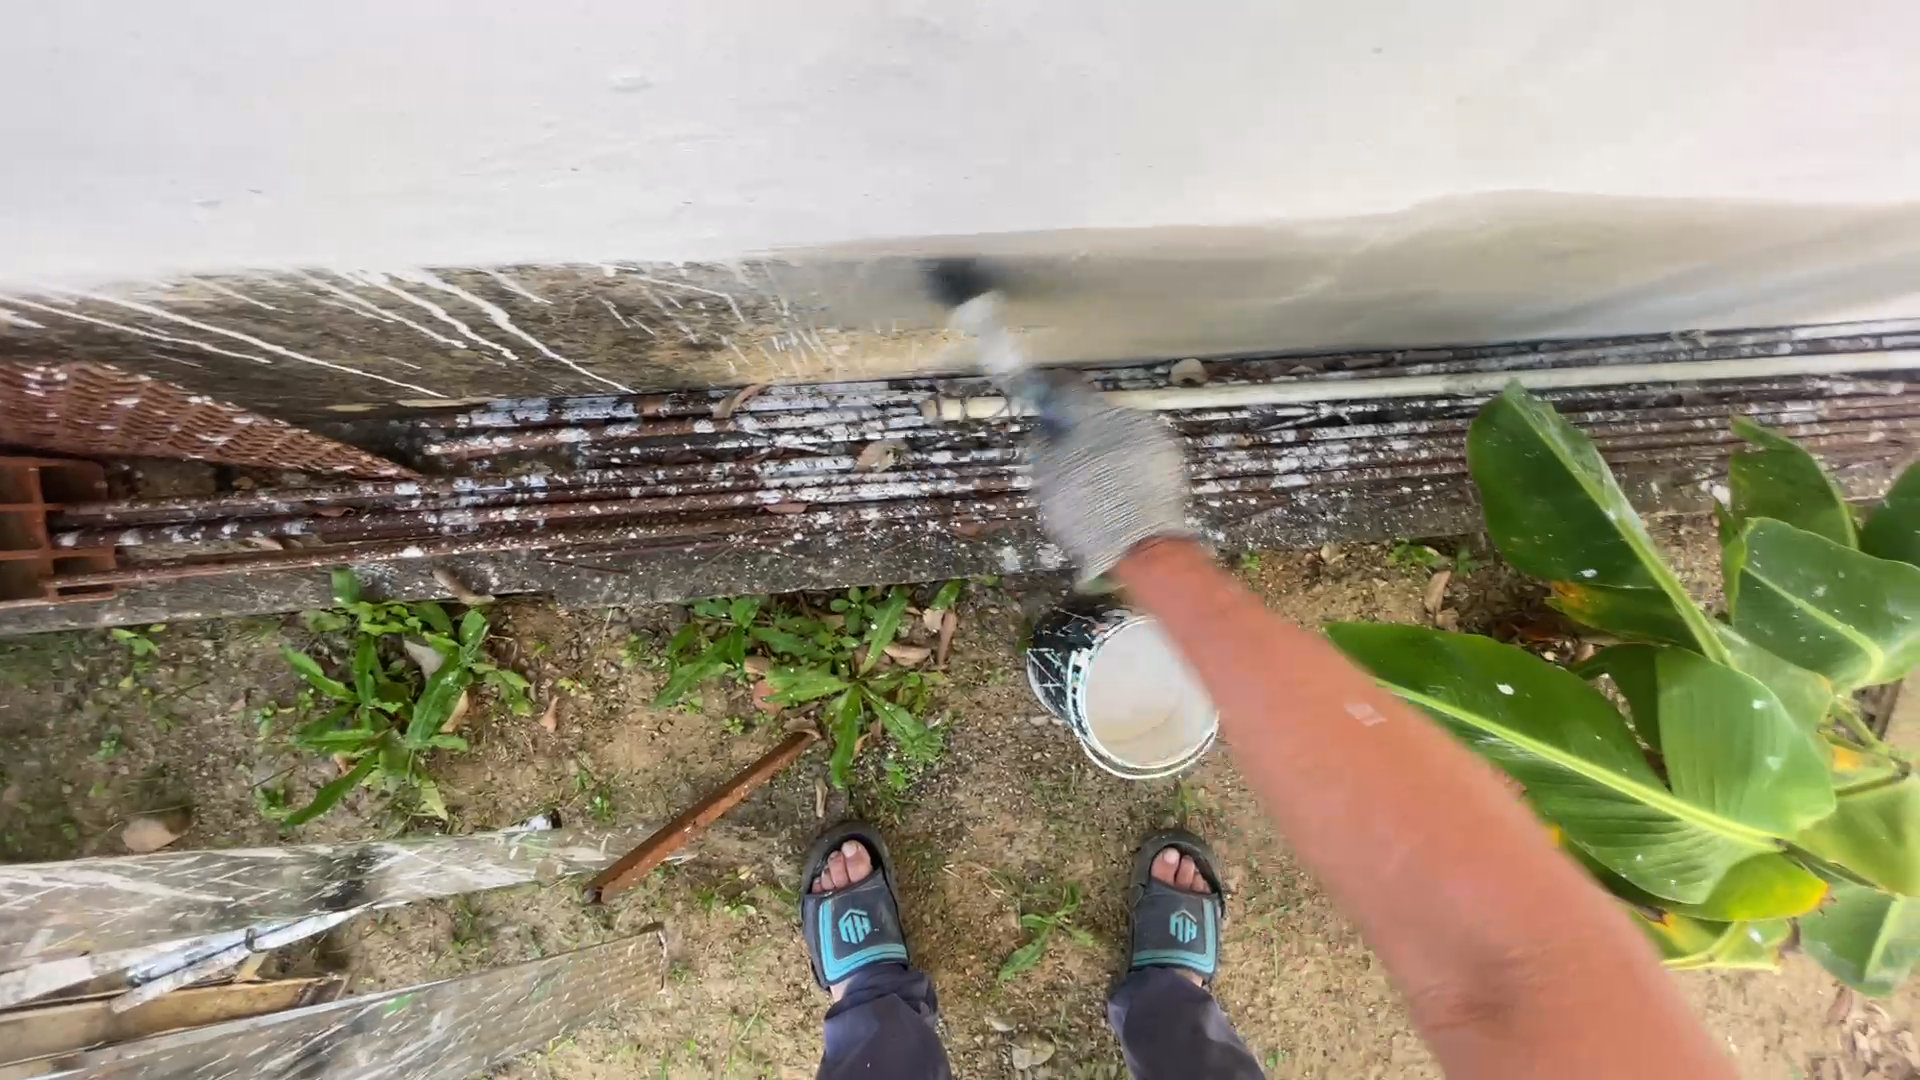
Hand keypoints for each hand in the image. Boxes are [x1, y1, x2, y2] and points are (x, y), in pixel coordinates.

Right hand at [1029, 379, 1192, 579]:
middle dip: (1082, 425)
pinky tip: (1122, 482)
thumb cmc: (1088, 516)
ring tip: (1099, 474)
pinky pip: (1142, 446)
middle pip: (1095, 410)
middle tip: (1069, 450)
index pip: (1064, 390)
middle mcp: (1122, 416)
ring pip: (1120, 428)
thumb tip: (1044, 431)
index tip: (1044, 401)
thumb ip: (1045, 449)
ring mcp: (1149, 434)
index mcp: (1088, 418)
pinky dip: (1130, 458)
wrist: (1140, 543)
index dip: (1050, 395)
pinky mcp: (1168, 454)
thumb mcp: (1049, 484)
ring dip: (1107, 441)